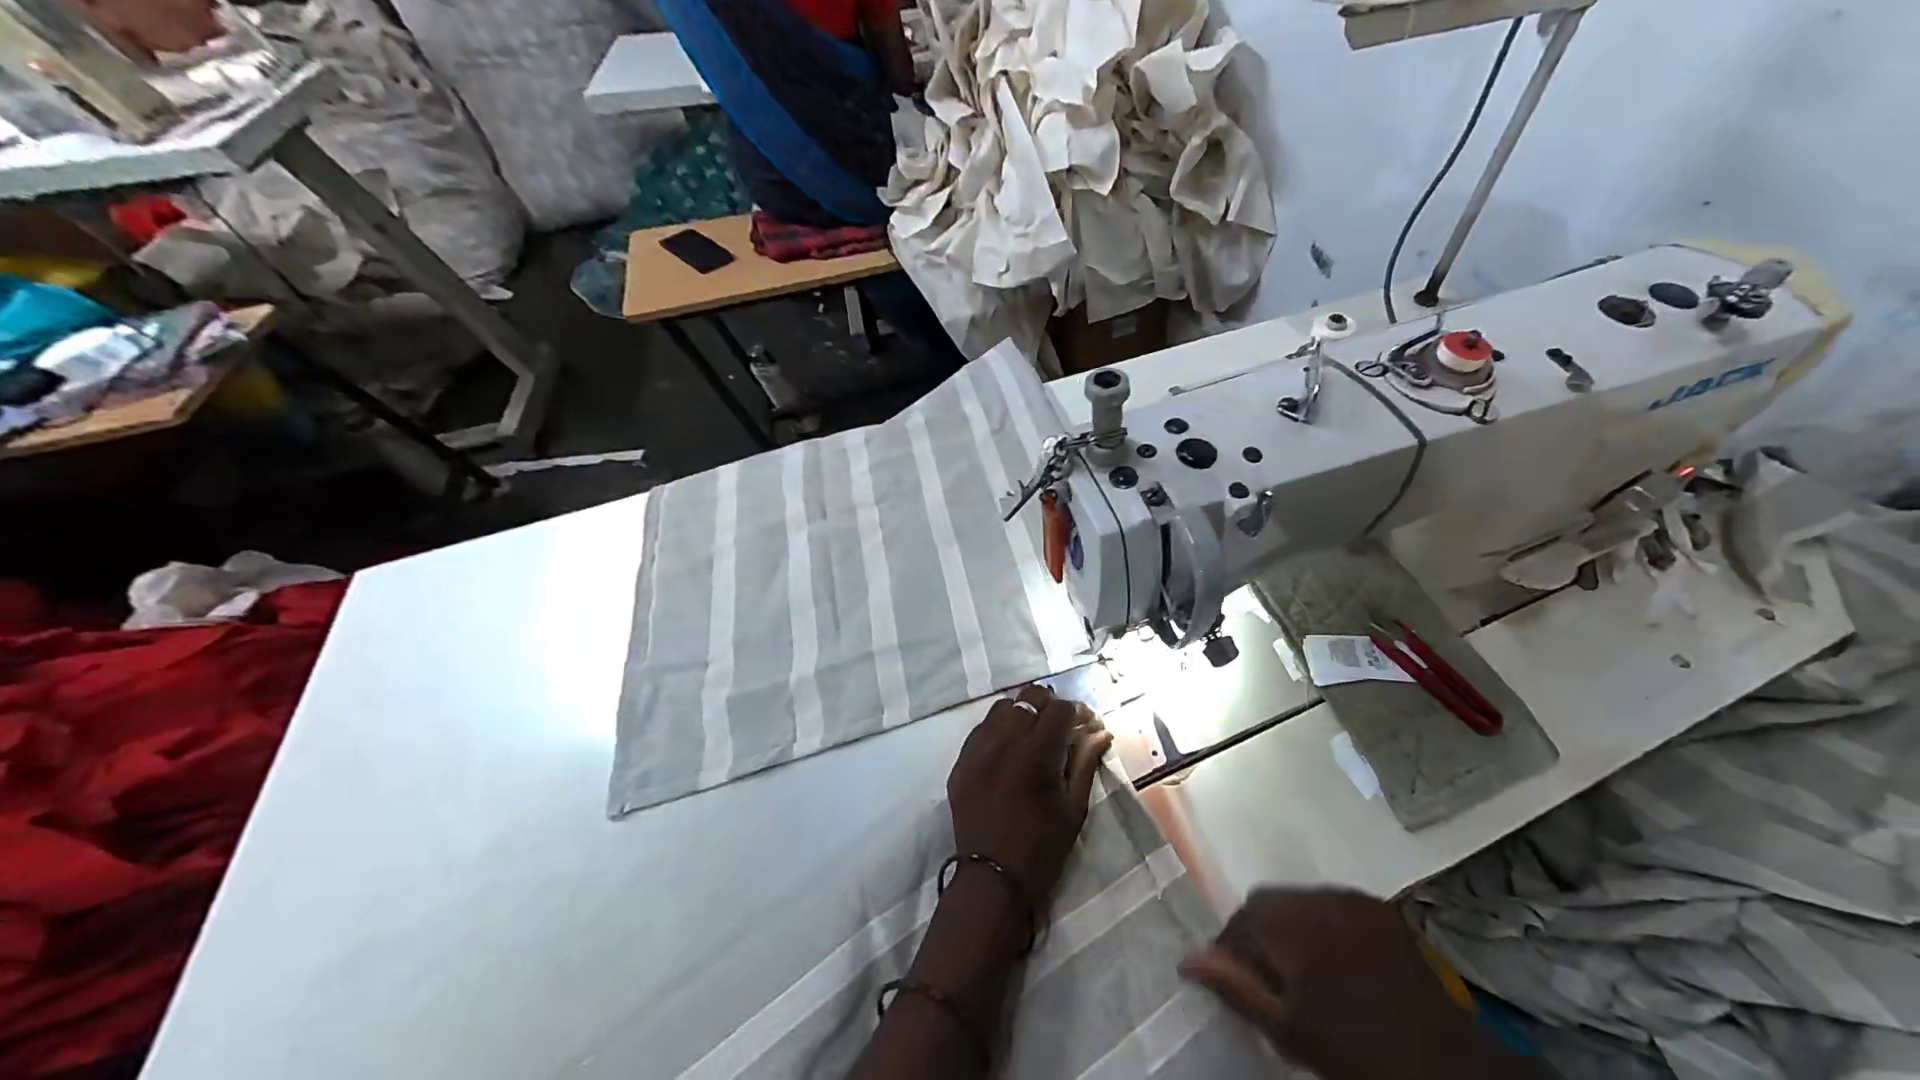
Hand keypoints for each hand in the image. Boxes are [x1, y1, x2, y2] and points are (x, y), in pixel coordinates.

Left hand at [946, 685, 1111, 903]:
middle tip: (1062, 727)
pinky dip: (998, 729)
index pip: (1060, 710)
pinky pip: (980, 729)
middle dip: (1050, 706)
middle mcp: (1003, 742)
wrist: (992, 878)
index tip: (1086, 725)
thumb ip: (1085, 762)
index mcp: (1036, 753)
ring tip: (1033, 734)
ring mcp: (976, 750)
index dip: (1078, 713)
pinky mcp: (960, 762)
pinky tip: (1008, 748)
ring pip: (1002, 708)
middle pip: (1029, 699)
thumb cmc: (1043, 848)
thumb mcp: (1074, 807)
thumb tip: (1100, 731)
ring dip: (1022, 713)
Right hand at [1181, 890, 1530, 1079]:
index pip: (1245, 916)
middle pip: (1271, 902)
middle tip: (1267, 980)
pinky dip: (1321, 925)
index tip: (1235, 979)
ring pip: (1300, 900)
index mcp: (1304, 925)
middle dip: (1261, 934)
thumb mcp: (1292, 1031)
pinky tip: (1332, 964)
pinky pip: (1333, 905)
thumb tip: (1188, 959)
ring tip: (1300, 974)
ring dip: (1289, 927)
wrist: (1452, 1071)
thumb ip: (1237, 988)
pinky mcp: (1385, 913)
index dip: (1233, 946)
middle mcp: (1329, 899)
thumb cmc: (1363, 1053)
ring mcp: (1361, 902)